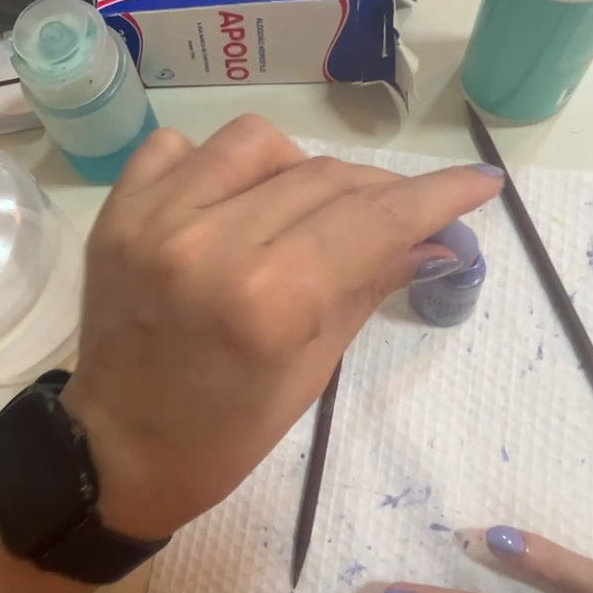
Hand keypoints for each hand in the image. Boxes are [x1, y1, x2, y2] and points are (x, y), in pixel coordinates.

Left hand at [61, 115, 502, 540]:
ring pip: (254, 143)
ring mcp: (152, 220)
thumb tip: (435, 237)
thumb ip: (368, 287)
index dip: (436, 197)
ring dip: (295, 169)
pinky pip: (178, 148)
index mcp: (264, 302)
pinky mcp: (116, 212)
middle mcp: (206, 244)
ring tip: (296, 213)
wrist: (114, 449)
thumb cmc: (221, 434)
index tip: (478, 185)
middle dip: (376, 191)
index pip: (370, 221)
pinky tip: (225, 204)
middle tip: (396, 215)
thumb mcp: (309, 372)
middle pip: (321, 178)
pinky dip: (213, 165)